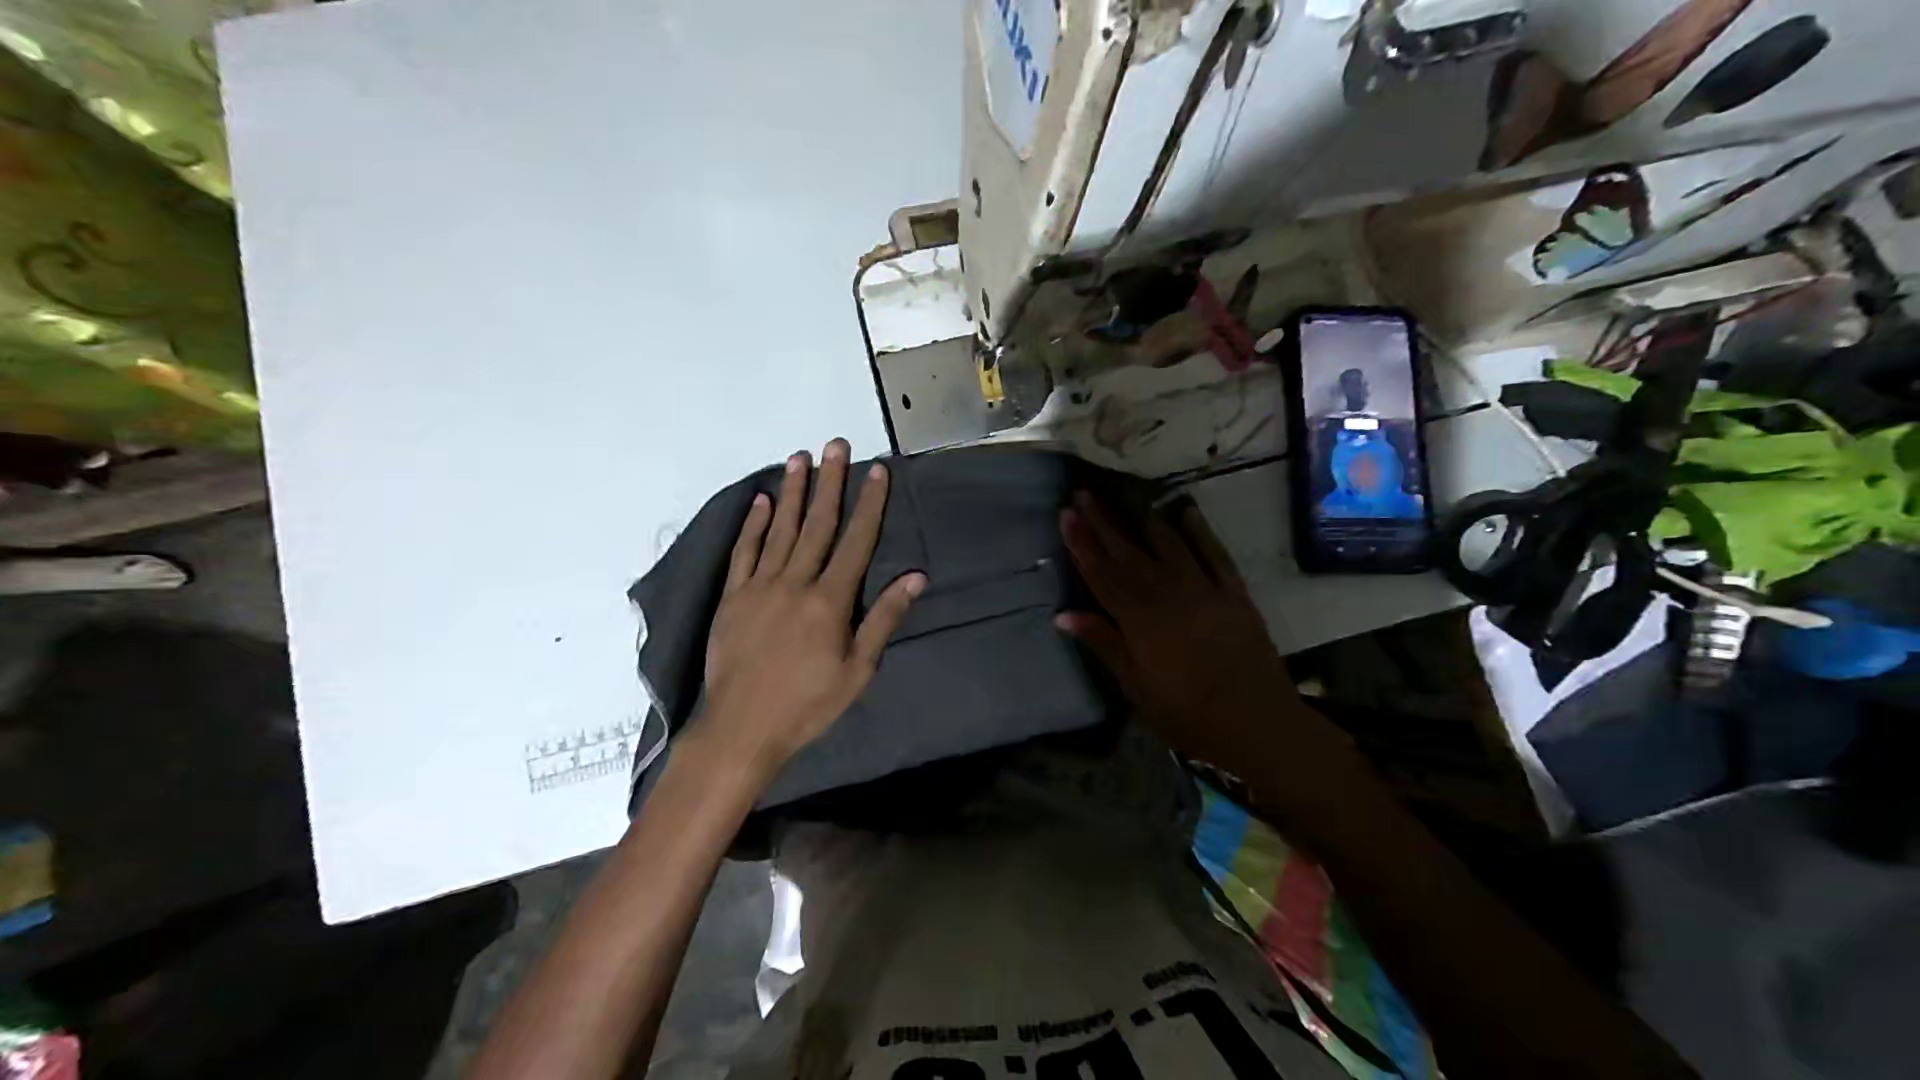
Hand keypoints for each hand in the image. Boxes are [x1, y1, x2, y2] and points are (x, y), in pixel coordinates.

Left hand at [699, 439, 925, 783]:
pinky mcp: (733, 597)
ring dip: (791, 492)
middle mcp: (795, 583)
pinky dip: (752, 525)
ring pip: (779, 529)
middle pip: (817, 525)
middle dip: (829, 483)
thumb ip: (883, 619)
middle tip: (835, 444)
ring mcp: (759, 587)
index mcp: (830, 601)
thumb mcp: (858, 671)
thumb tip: (915, 578)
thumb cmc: (808, 704)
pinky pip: (744, 552)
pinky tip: (760, 501)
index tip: (876, 471)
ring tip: (799, 458)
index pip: (856, 542)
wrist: (741, 728)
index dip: (869, 504)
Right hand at [1056, 492, 1303, 769]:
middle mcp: (1167, 593)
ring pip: (1167, 545)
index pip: (1102, 573)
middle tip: (1084, 493)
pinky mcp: (1234, 592)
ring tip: (1125, 496)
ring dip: (1143, 519)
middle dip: (1104, 522)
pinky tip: (1186, 512)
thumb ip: (1104, 644)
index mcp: (1138, 618)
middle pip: (1129, 552)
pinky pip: (1214, 553)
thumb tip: (1063, 615)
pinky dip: (1199, 531)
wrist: (1256, 721)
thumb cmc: (1187, 713)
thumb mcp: (1136, 687)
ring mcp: (1203, 588)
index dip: (1082, 542)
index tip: (1066, 514)